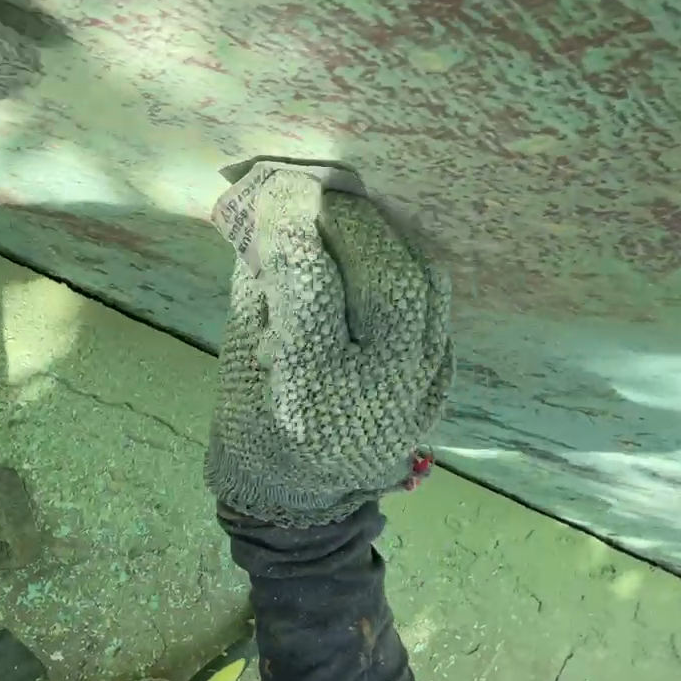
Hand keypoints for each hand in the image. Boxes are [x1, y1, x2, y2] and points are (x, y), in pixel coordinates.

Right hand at [205, 160, 451, 525]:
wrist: (301, 486)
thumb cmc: (251, 422)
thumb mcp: (240, 359)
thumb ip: (258, 289)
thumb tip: (270, 219)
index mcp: (313, 391)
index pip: (313, 293)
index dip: (297, 235)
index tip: (279, 194)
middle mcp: (379, 389)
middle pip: (386, 281)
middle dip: (352, 225)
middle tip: (319, 193)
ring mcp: (421, 386)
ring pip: (424, 286)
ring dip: (387, 238)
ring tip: (350, 214)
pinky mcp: (440, 378)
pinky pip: (434, 303)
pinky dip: (406, 265)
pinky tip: (377, 248)